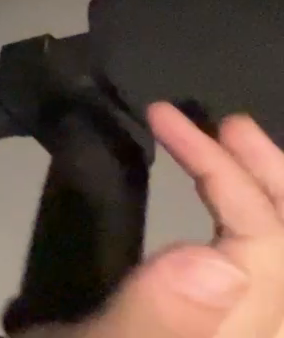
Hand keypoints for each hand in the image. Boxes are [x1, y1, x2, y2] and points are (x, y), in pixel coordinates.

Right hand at [31, 103, 283, 337]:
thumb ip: (164, 317)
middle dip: (271, 180)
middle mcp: (269, 326)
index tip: (165, 119)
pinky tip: (238, 206)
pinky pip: (272, 269)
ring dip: (271, 196)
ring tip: (236, 145)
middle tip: (225, 122)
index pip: (270, 242)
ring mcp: (256, 325)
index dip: (230, 173)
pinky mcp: (239, 324)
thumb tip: (217, 260)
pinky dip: (264, 226)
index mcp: (250, 329)